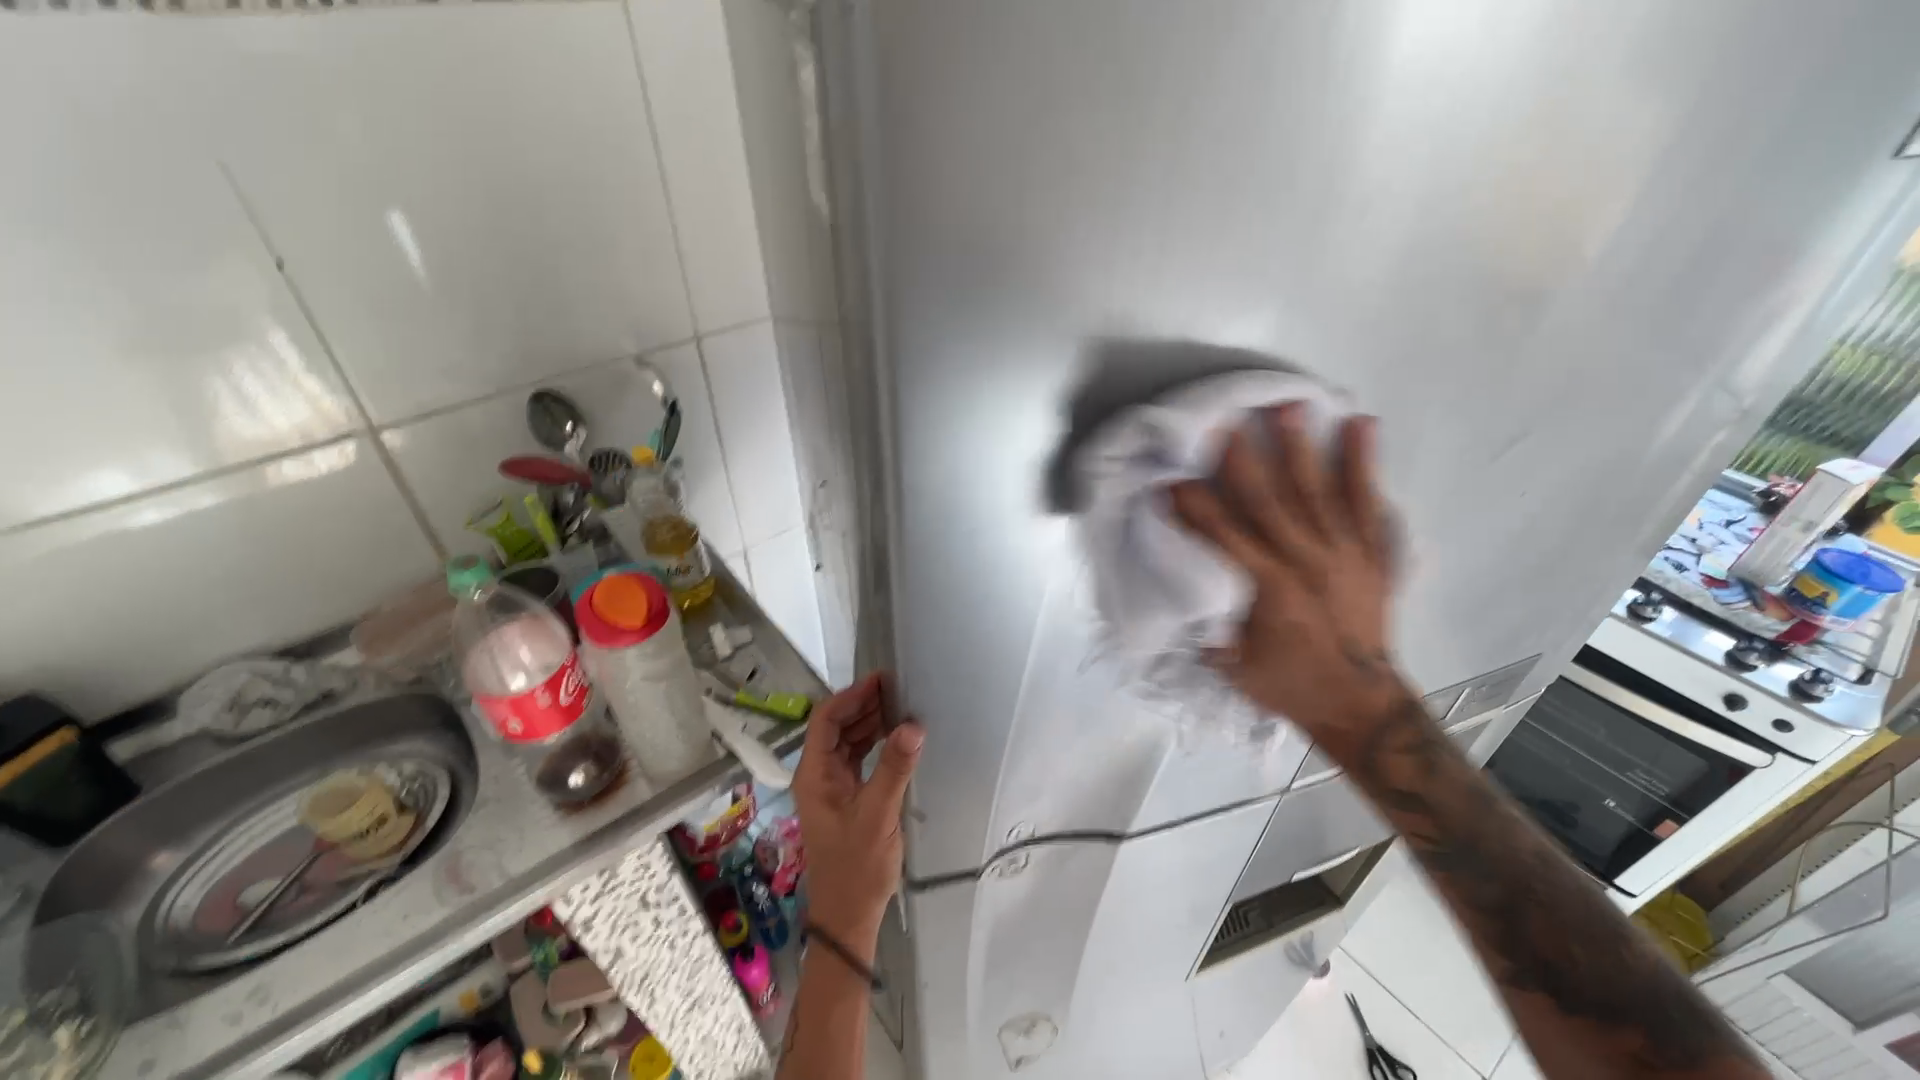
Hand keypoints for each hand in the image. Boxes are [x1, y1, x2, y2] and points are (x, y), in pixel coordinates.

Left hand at [792, 672, 921, 954]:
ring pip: (847, 742)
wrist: (849, 915)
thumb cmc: (857, 866)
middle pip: (835, 727)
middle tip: (897, 688)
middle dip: (862, 705)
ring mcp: (831, 787)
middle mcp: (818, 776)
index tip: (881, 681)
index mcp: (814, 775)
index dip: (851, 697)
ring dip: (870, 723)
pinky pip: (857, 759)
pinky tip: (896, 736)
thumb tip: (913, 726)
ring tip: (901, 705)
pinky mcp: (846, 799)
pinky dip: (874, 743)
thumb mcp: (878, 815)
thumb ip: (894, 768)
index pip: (825, 721)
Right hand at [1170, 403, 1407, 749]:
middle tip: (1224, 419)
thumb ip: (1207, 622)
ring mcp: (1345, 553)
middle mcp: (1306, 562)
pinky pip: (1368, 502)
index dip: (1194, 506)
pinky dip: (1364, 463)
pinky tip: (1362, 425)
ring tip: (1290, 404)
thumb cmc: (1288, 685)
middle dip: (1242, 459)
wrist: (1360, 705)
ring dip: (1300, 446)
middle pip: (1268, 500)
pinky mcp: (1373, 553)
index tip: (1170, 479)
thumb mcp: (1232, 665)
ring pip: (1317, 490)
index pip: (1222, 535)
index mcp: (1268, 590)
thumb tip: (1181, 582)